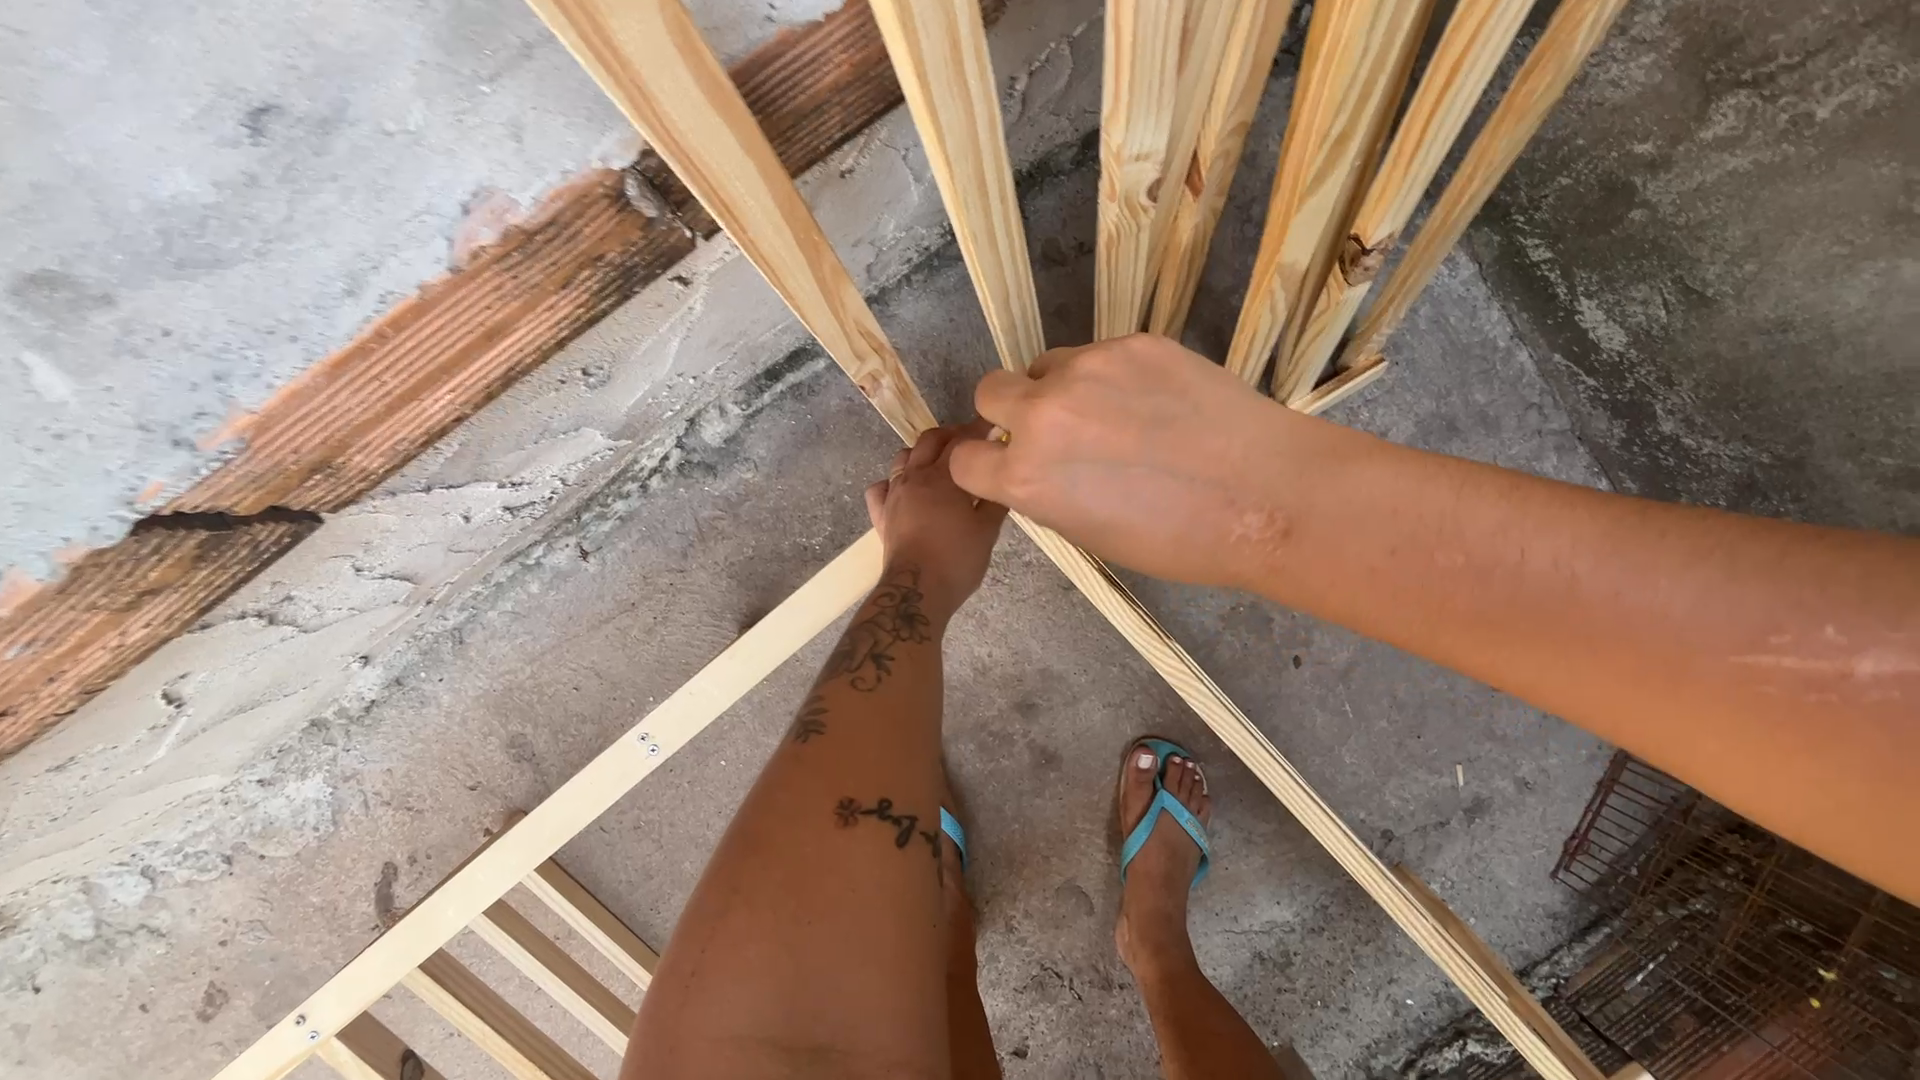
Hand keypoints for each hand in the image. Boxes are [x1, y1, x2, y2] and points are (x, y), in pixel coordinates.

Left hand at [865, 420, 1009, 614]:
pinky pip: (880, 488)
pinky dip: (891, 483)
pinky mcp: (881, 514)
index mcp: (945, 476)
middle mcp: (916, 476)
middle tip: (969, 441)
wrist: (918, 589)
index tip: (994, 425)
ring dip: (921, 453)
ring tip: (937, 464)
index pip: (963, 440)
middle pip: (930, 440)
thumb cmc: (958, 559)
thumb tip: (1002, 478)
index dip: (979, 429)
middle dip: (950, 434)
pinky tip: (902, 491)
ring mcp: (894, 494)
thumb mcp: (988, 530)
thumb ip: (995, 500)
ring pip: (903, 458)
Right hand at [948, 334, 1316, 588]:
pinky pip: (1099, 353)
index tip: (1008, 463)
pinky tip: (1158, 400)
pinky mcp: (1132, 342)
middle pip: (990, 389)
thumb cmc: (1179, 541)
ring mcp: (1087, 369)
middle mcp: (1042, 415)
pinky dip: (1113, 374)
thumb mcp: (1091, 534)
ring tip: (1116, 412)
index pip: (964, 459)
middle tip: (1055, 428)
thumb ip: (1047, 494)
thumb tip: (1040, 468)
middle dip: (1010, 409)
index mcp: (1025, 478)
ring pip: (1046, 364)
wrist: (1266, 497)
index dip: (984, 463)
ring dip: (1061, 386)